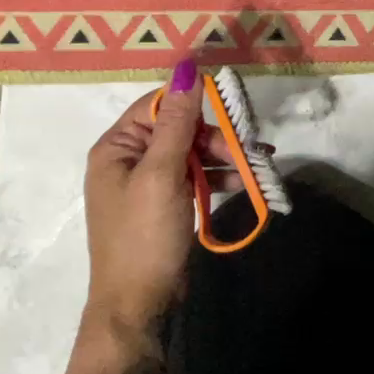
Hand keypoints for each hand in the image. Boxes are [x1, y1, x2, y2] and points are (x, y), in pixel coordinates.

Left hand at [81, 59, 237, 334]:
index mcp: (117, 147)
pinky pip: (196, 175)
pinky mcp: (166, 203)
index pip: (158, 104)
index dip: (193, 102)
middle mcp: (129, 159)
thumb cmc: (145, 234)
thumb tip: (187, 68)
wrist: (140, 304)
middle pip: (180, 128)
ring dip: (225, 155)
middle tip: (247, 147)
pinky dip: (221, 176)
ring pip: (193, 151)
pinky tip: (246, 181)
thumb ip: (177, 121)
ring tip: (257, 164)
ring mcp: (148, 183)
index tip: (230, 107)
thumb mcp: (162, 173)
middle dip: (216, 136)